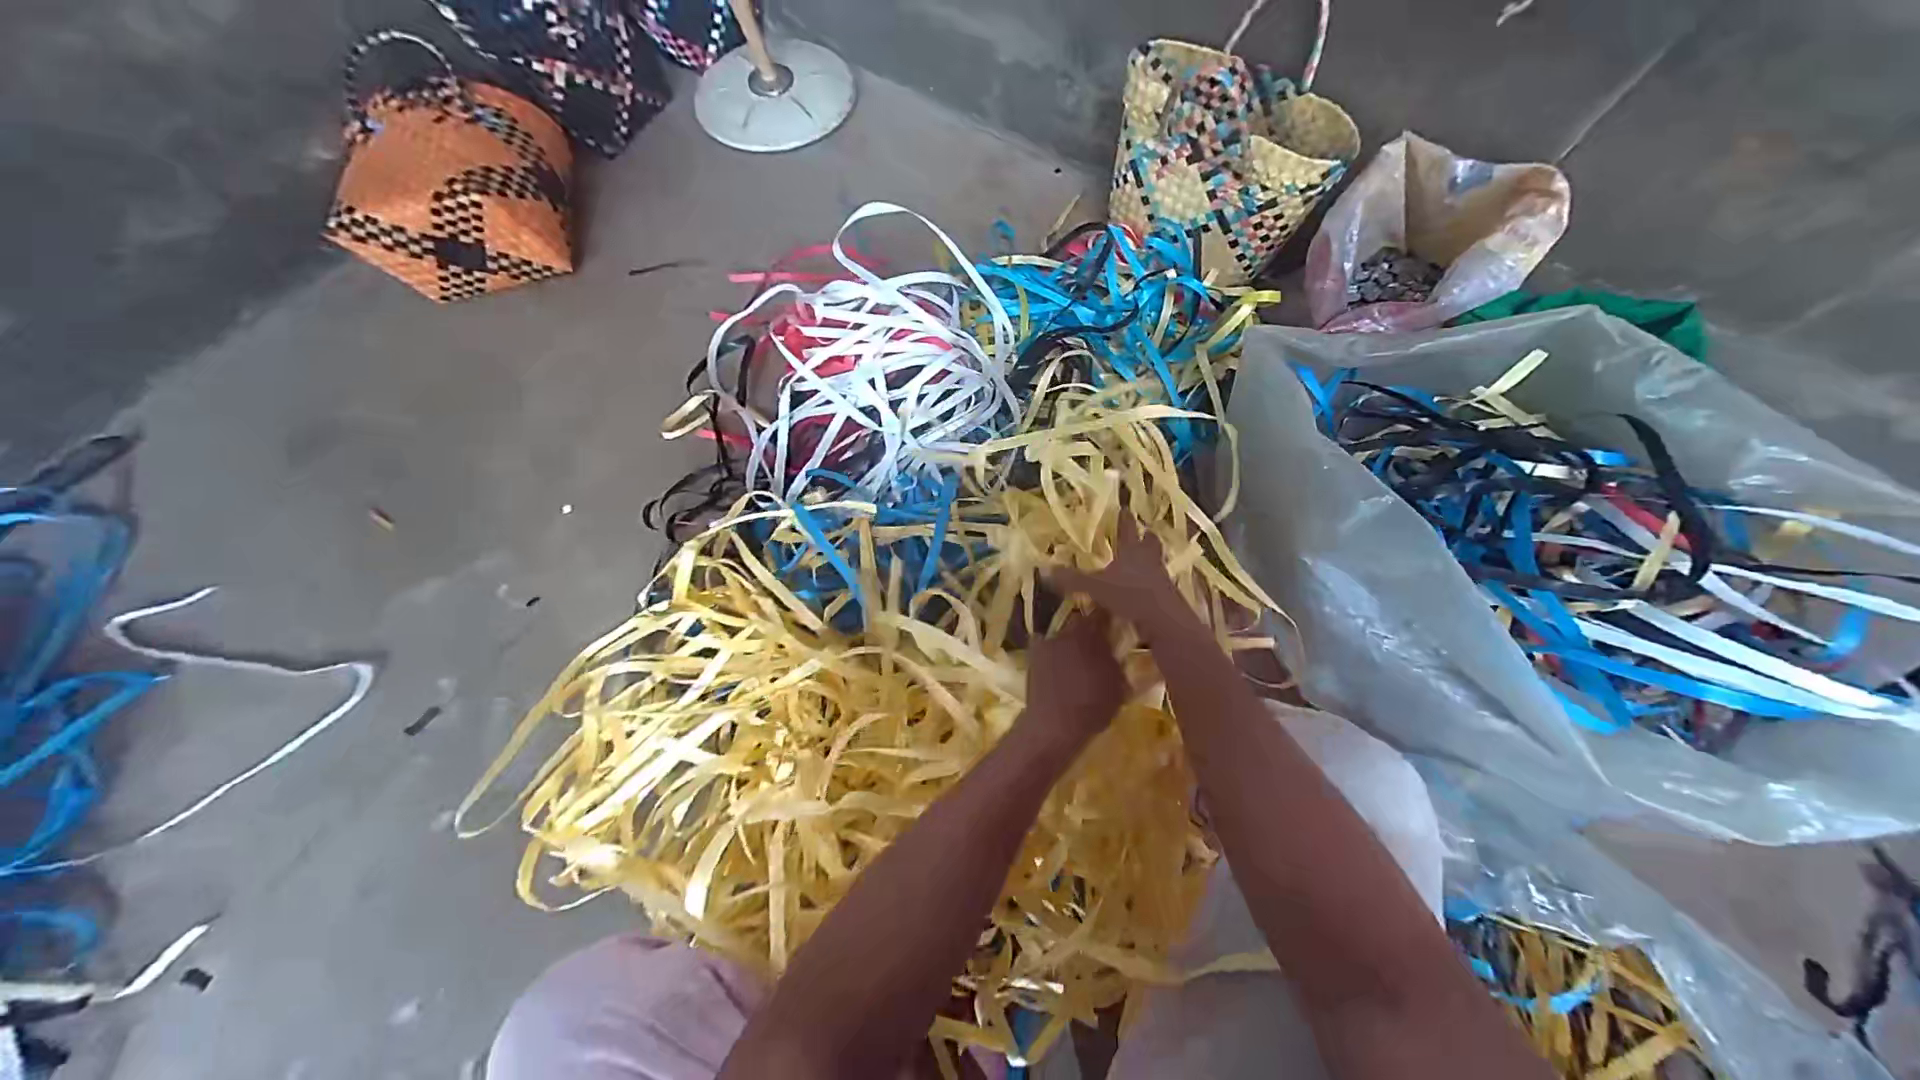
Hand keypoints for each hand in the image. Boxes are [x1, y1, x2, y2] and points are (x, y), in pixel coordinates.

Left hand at [1024, 610, 1126, 744]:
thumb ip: (1118, 663)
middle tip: (1095, 649)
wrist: (1056, 723)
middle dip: (1087, 632)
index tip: (1112, 628)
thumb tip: (1117, 653)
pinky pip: (1044, 649)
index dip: (1107, 620)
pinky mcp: (1032, 656)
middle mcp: (1068, 632)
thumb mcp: (1120, 686)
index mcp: (1092, 634)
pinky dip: (1049, 655)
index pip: (1101, 614)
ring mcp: (1047, 642)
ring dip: (1068, 644)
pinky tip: (1053, 669)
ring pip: (1061, 636)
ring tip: (1074, 663)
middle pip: (1079, 623)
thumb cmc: (1095, 706)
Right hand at [1050, 517, 1194, 637]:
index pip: (1127, 529)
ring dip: (1151, 560)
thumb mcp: (1095, 587)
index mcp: (1131, 551)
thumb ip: (1072, 579)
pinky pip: (1159, 585)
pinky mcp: (1168, 597)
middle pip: (1150, 543)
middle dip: (1146, 537)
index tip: (1124, 508)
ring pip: (1157, 562)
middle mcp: (1149, 560)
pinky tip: (1144, 591)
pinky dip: (1152, 584)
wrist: (1164, 620)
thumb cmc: (1130, 595)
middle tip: (1145, 531)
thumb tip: (1044, 569)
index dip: (1124, 519)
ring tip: (1145, 561)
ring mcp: (1161, 578)